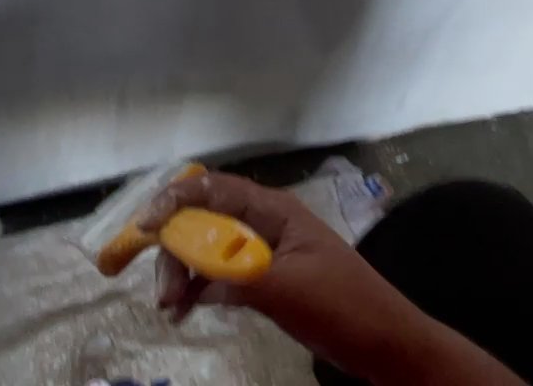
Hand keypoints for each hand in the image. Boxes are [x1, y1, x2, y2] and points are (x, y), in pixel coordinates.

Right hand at [135, 171, 437, 379]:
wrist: (387, 343)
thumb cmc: (344, 305)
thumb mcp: (288, 289)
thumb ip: (238, 275)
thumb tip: (190, 272)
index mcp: (272, 210)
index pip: (214, 188)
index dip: (175, 199)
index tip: (145, 226)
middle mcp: (263, 222)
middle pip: (203, 219)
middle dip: (176, 246)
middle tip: (162, 292)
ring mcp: (263, 251)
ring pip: (208, 247)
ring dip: (183, 271)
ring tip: (169, 307)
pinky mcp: (264, 279)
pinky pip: (220, 274)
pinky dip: (198, 288)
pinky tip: (182, 310)